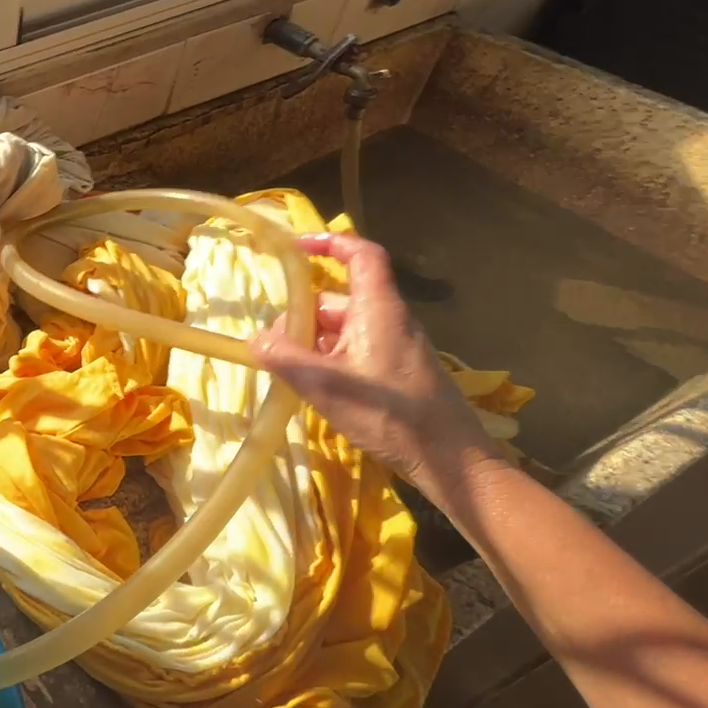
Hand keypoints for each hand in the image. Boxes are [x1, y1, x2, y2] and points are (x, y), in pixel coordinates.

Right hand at [249, 232, 499, 504]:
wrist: (453, 464)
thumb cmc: (392, 416)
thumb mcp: (325, 386)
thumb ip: (284, 358)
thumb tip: (255, 340)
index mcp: (379, 310)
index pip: (361, 255)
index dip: (329, 243)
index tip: (294, 248)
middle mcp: (390, 320)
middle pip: (337, 298)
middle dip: (301, 315)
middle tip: (275, 345)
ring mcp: (395, 346)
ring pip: (341, 327)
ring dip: (311, 342)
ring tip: (291, 372)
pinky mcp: (396, 370)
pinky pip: (352, 349)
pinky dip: (327, 358)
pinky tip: (314, 387)